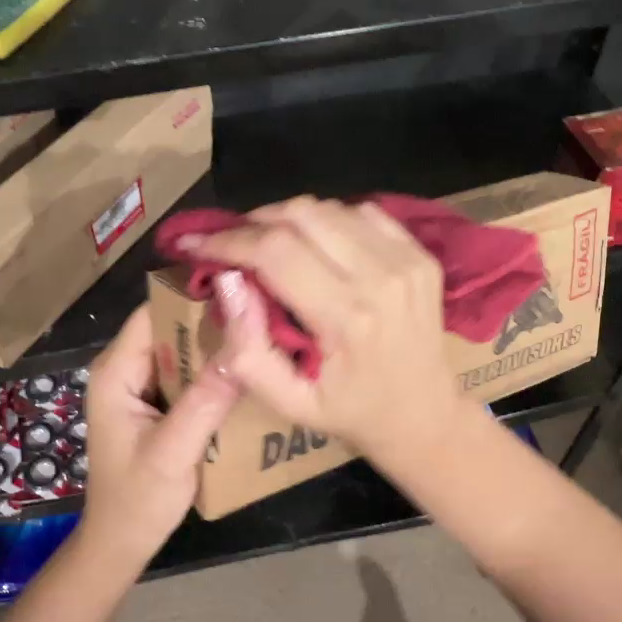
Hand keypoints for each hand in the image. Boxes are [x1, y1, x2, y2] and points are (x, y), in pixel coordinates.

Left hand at [78, 307, 241, 569]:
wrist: (121, 544)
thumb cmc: (137, 500)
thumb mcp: (173, 451)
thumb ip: (205, 400)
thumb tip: (243, 347)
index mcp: (116, 371)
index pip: (154, 312)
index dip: (194, 298)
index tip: (241, 292)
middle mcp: (126, 368)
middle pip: (172, 326)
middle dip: (213, 321)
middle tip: (263, 315)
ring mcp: (142, 385)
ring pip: (184, 349)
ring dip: (217, 347)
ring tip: (263, 337)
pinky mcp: (159, 402)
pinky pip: (189, 373)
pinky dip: (214, 371)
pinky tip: (247, 372)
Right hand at [181, 197, 466, 463]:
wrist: (425, 414)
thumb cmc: (349, 412)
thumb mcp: (288, 402)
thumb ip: (248, 348)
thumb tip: (226, 281)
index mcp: (347, 319)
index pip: (275, 251)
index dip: (228, 240)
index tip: (196, 242)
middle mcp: (381, 279)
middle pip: (301, 214)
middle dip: (255, 221)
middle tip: (232, 242)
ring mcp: (406, 261)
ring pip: (330, 208)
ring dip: (290, 217)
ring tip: (269, 242)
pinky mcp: (421, 253)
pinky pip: (363, 212)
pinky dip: (330, 220)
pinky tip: (317, 245)